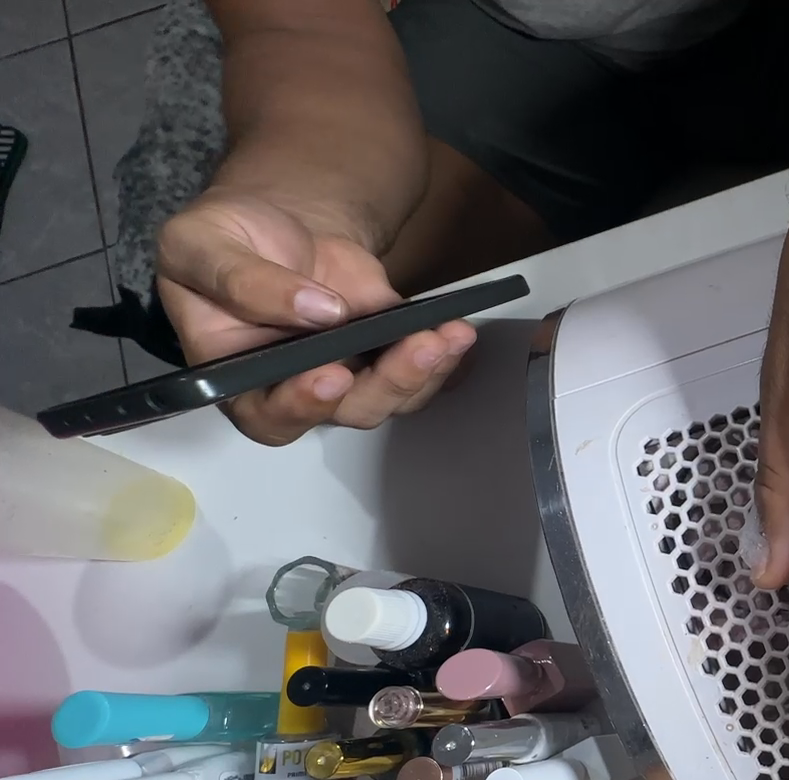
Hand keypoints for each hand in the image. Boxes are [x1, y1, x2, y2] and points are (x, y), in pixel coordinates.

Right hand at [156, 189, 475, 445]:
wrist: (289, 227)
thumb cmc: (229, 240)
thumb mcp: (202, 243)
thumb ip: (241, 280)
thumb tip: (315, 309)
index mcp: (236, 373)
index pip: (268, 415)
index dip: (302, 406)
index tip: (333, 374)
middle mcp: (299, 386)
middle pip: (352, 410)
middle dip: (391, 382)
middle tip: (419, 345)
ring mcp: (354, 376)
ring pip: (398, 397)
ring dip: (429, 370)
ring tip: (450, 333)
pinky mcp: (392, 359)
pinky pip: (427, 374)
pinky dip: (448, 358)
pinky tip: (458, 332)